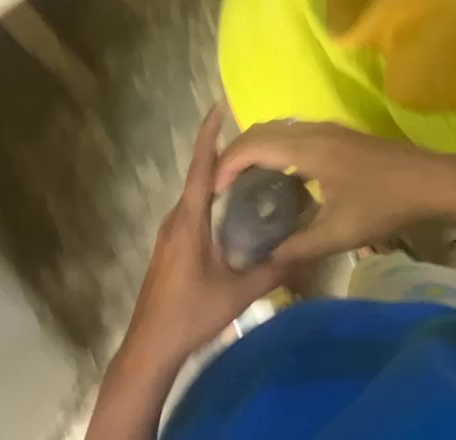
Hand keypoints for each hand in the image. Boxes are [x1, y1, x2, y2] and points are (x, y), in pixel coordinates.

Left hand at [120, 107, 289, 367]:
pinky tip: (232, 213)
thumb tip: (305, 252)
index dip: (209, 136)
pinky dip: (212, 202)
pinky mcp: (170, 248)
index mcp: (189, 222)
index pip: (200, 168)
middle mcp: (176, 220)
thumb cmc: (190, 315)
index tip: (218, 107)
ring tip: (250, 172)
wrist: (150, 348)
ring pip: (196, 197)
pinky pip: (193, 213)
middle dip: (223, 156)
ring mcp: (170, 234)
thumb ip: (271, 271)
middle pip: (199, 178)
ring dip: (218, 181)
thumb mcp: (237, 294)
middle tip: (255, 144)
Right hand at [213, 120, 455, 263]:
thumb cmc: (385, 205)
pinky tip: (280, 178)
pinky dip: (275, 149)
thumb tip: (263, 259)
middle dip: (235, 154)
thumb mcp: (340, 233)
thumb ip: (298, 245)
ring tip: (244, 183)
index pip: (252, 146)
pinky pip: (293, 134)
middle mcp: (312, 130)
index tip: (212, 192)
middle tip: (221, 187)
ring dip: (255, 149)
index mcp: (307, 147)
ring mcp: (327, 129)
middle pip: (260, 131)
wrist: (433, 181)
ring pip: (277, 130)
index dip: (226, 166)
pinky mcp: (338, 135)